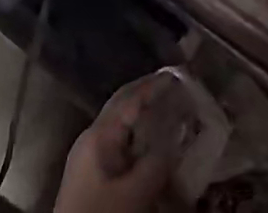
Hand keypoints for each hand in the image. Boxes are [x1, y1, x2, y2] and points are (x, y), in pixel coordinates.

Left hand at [53, 71, 192, 212]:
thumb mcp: (134, 193)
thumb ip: (156, 163)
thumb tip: (175, 138)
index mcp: (98, 134)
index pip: (129, 98)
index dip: (154, 84)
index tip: (178, 74)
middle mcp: (91, 137)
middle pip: (122, 105)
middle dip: (147, 94)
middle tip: (176, 87)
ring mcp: (89, 156)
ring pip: (120, 125)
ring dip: (143, 116)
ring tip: (169, 111)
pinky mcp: (92, 175)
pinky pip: (119, 144)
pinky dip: (138, 138)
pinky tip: (152, 146)